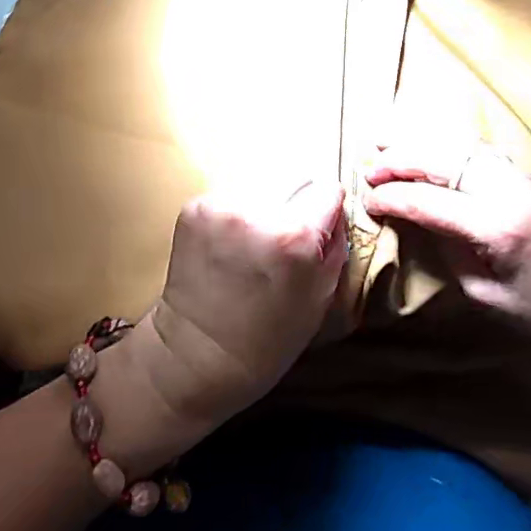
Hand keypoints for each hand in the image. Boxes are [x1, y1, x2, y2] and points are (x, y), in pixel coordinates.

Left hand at [136, 179, 347, 429]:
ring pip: (262, 181)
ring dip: (267, 201)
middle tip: (288, 233)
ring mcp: (220, 205)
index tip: (322, 223)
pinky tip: (232, 242)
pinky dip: (238, 209)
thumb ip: (334, 244)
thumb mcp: (321, 296)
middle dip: (299, 200)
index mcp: (295, 235)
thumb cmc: (268, 338)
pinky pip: (232, 193)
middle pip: (296, 176)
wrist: (197, 355)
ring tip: (257, 239)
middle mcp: (256, 210)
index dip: (328, 207)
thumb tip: (335, 208)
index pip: (328, 188)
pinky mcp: (194, 207)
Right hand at [361, 141, 530, 372]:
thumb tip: (411, 215)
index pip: (427, 200)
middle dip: (397, 159)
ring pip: (456, 143)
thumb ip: (444, 246)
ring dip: (416, 141)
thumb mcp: (483, 292)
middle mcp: (507, 189)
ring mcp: (519, 175)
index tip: (366, 200)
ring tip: (383, 141)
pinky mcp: (525, 173)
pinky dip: (442, 142)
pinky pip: (474, 147)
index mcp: (497, 226)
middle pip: (439, 159)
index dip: (391, 198)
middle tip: (368, 167)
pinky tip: (424, 144)